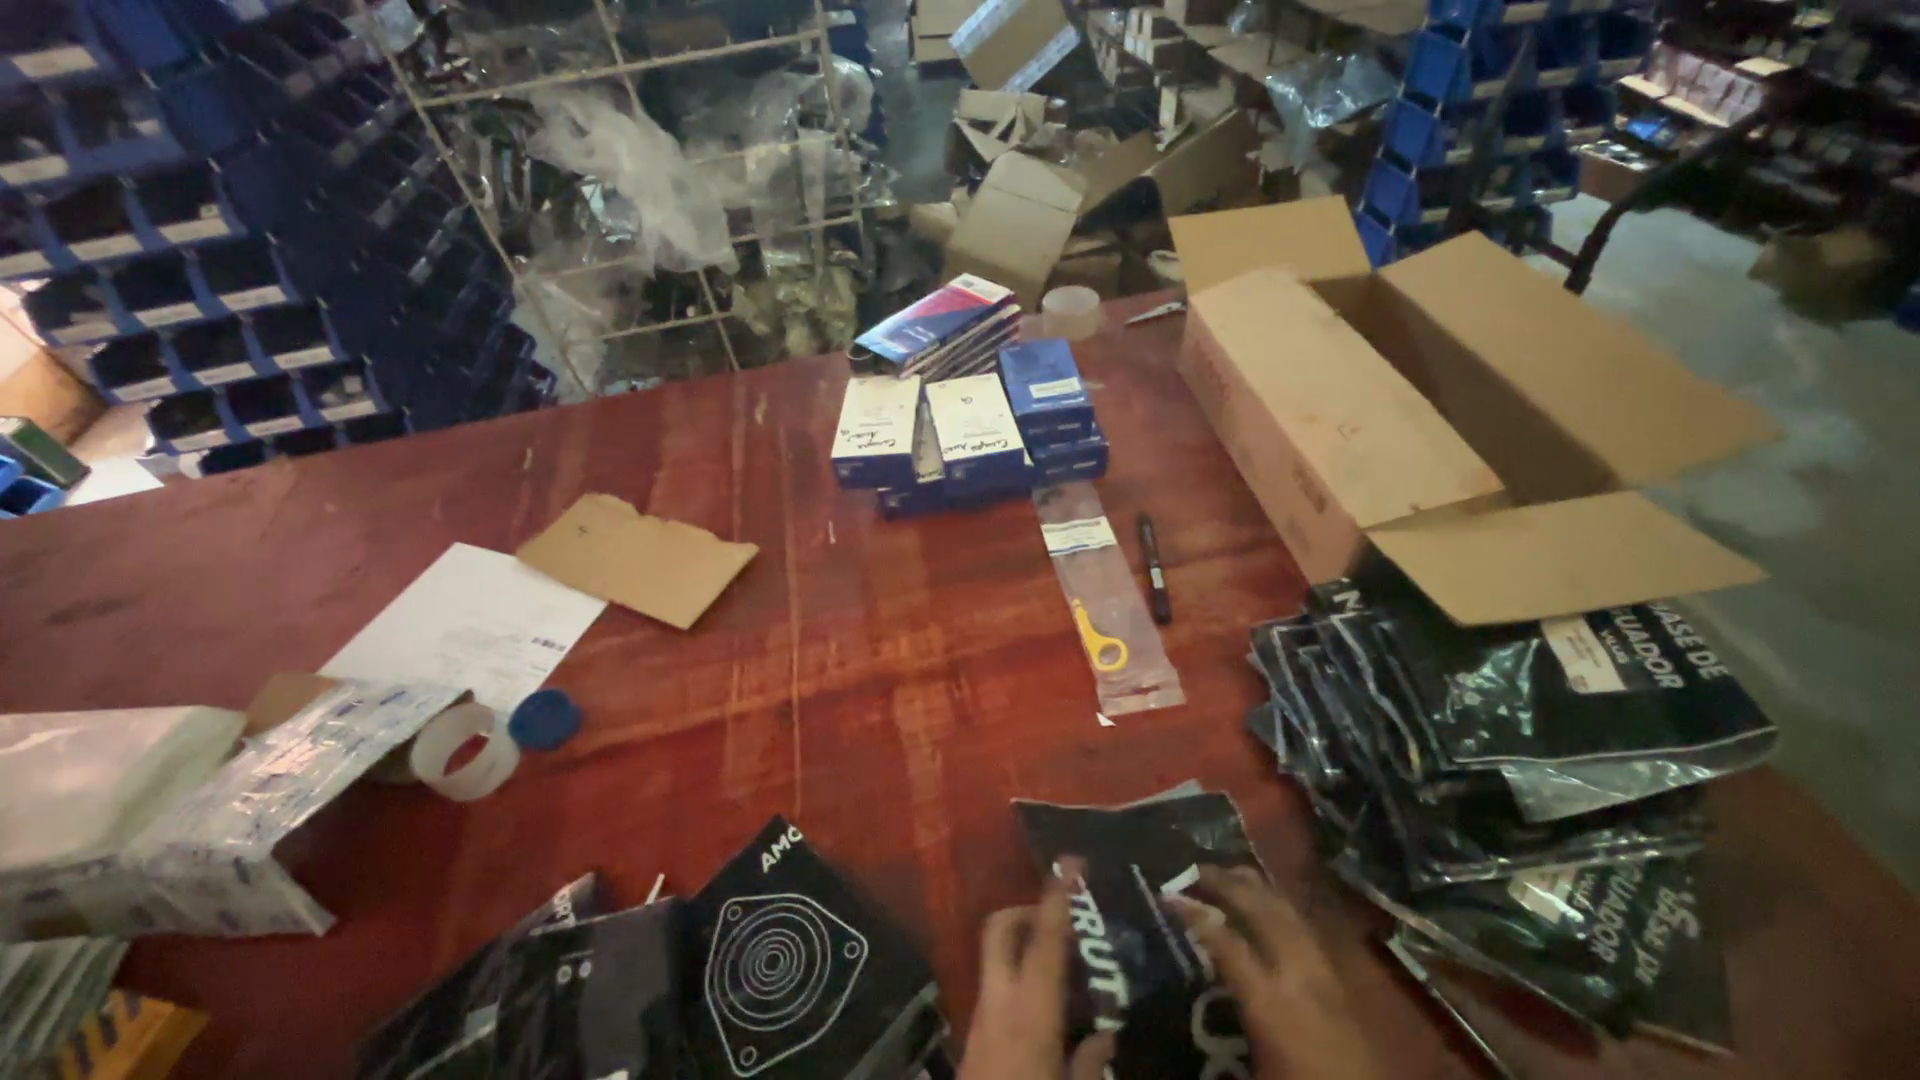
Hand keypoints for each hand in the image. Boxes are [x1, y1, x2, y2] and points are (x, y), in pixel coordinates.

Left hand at [959, 858, 1116, 1079]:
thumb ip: (1089, 1063)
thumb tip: (1105, 1037)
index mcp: (1030, 1010)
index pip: (1045, 938)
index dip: (1059, 898)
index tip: (1071, 863)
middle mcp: (998, 1001)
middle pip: (1001, 928)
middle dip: (1029, 911)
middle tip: (1065, 920)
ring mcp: (980, 1017)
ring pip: (997, 957)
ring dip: (1025, 946)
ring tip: (1066, 966)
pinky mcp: (973, 1038)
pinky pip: (997, 988)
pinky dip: (1020, 979)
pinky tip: (1049, 1009)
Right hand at [1171, 865, 1379, 1079]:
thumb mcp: (1255, 1078)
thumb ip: (1223, 1039)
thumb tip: (1189, 1014)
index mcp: (1270, 1003)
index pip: (1227, 943)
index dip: (1194, 915)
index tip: (1167, 895)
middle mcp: (1297, 975)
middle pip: (1261, 911)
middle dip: (1227, 883)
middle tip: (1194, 869)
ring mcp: (1323, 973)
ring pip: (1287, 912)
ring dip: (1255, 887)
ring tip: (1228, 873)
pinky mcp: (1339, 980)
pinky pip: (1304, 926)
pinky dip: (1279, 905)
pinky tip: (1267, 903)